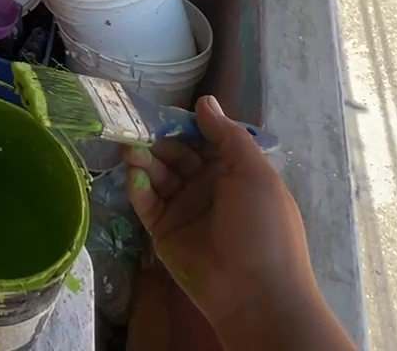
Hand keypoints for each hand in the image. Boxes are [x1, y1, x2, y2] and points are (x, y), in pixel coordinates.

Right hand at [122, 95, 351, 350]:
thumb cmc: (263, 229)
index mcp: (231, 172)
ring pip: (155, 171)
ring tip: (132, 152)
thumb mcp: (255, 175)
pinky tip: (135, 176)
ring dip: (142, 158)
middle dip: (156, 139)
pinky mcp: (161, 228)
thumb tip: (204, 100)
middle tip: (137, 132)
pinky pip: (144, 199)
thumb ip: (228, 135)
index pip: (200, 137)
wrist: (257, 296)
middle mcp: (205, 185)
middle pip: (173, 151)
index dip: (181, 124)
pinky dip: (136, 184)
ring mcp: (182, 207)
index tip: (160, 112)